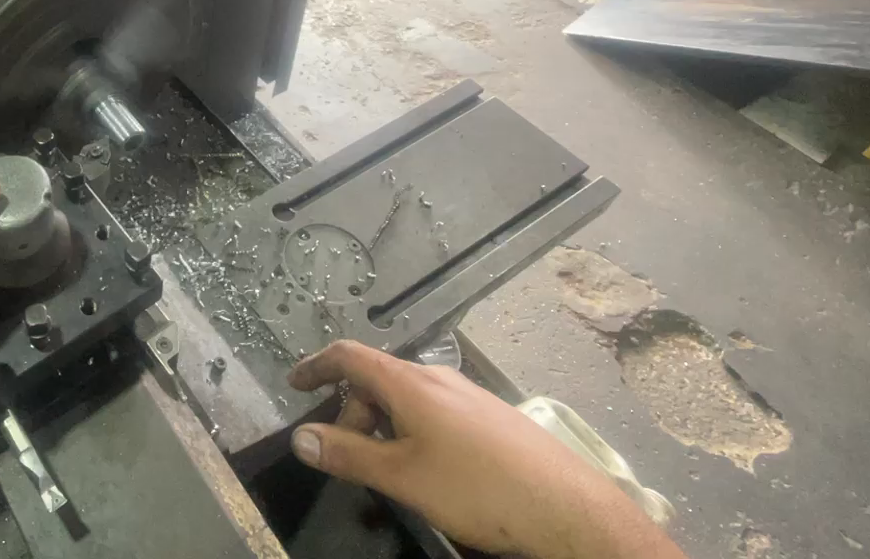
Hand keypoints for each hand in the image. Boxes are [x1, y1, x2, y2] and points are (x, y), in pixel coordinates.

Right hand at [287, 341, 683, 558]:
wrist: (575, 513)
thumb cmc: (480, 489)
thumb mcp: (403, 477)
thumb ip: (347, 455)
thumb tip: (299, 438)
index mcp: (408, 383)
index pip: (347, 356)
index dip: (315, 366)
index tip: (293, 385)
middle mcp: (436, 377)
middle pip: (376, 380)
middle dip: (352, 413)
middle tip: (348, 458)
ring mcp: (468, 395)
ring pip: (407, 399)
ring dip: (383, 426)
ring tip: (391, 473)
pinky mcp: (492, 417)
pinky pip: (434, 411)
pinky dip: (412, 431)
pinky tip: (432, 472)